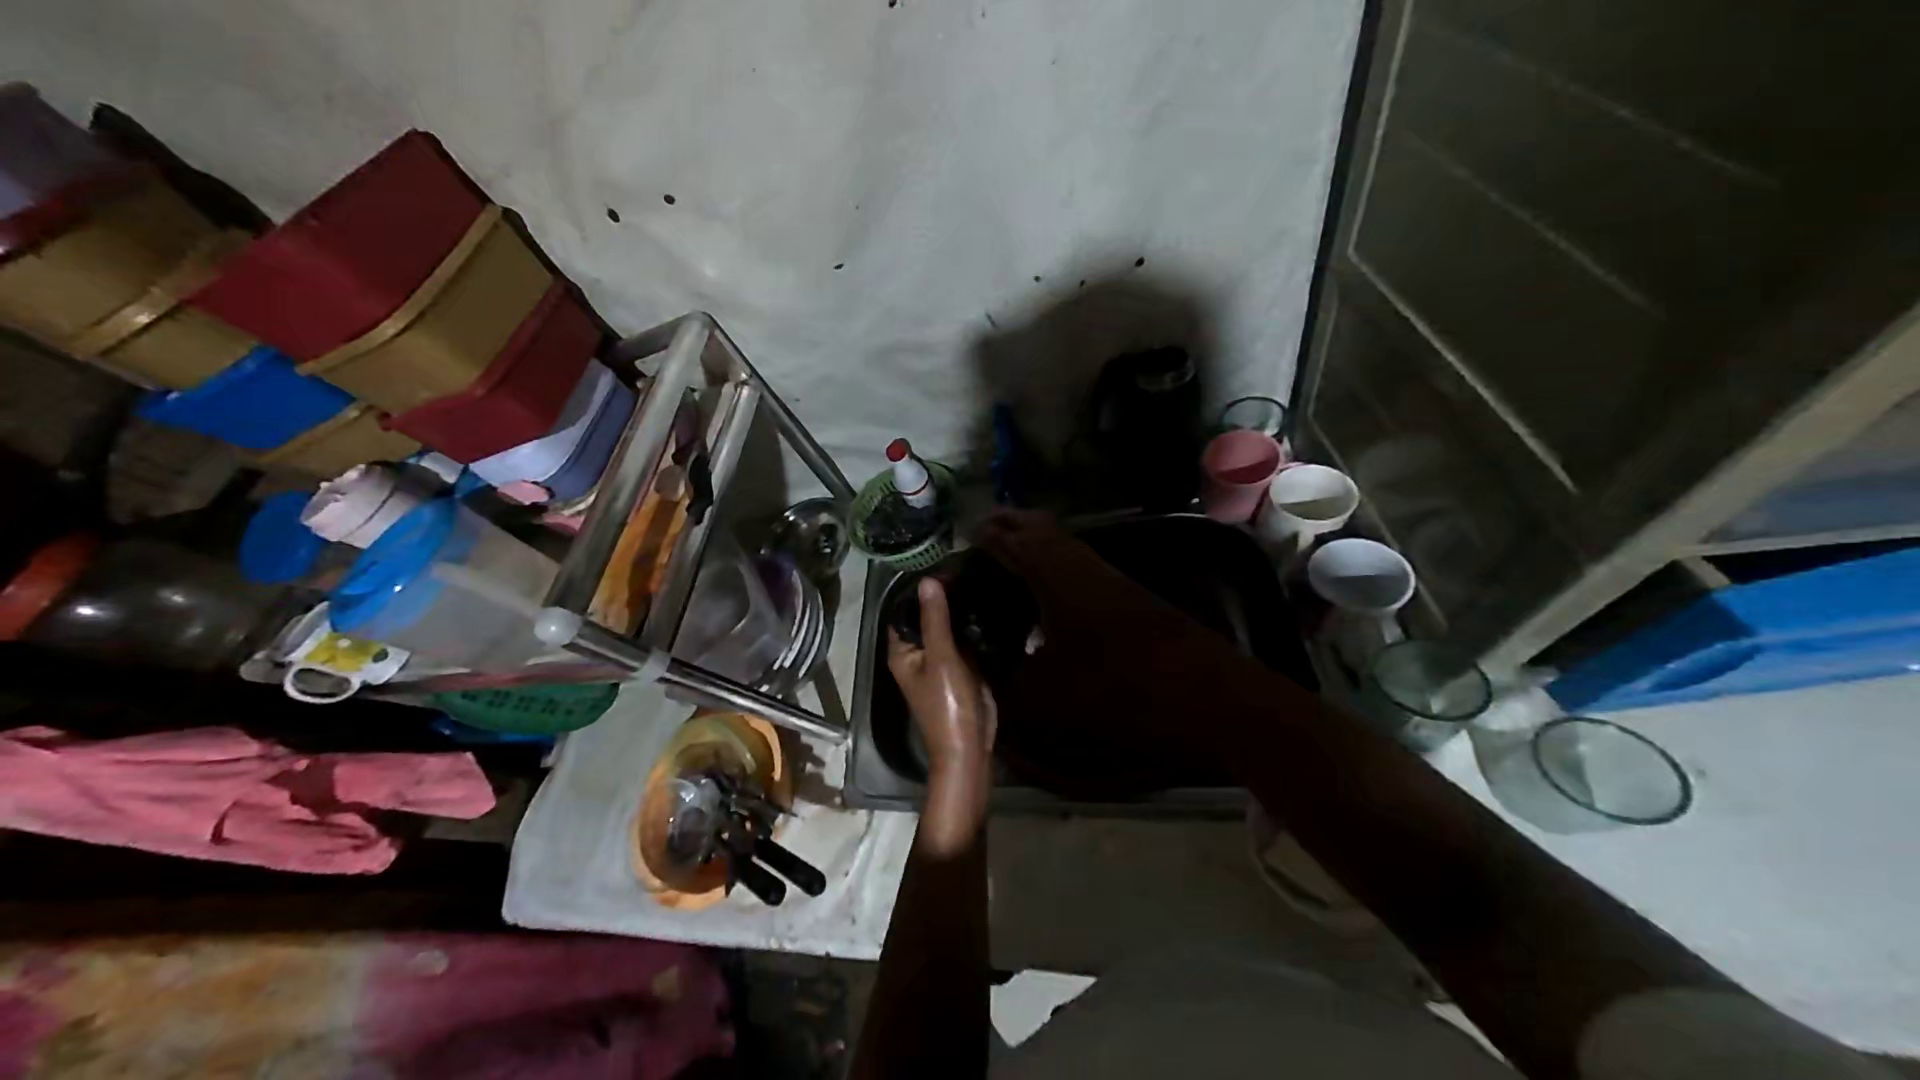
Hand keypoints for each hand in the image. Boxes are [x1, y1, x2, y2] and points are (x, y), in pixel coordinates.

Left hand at [888, 576, 995, 853]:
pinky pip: (965, 642)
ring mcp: (941, 661)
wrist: (969, 747)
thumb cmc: (948, 704)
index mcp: (902, 651)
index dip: (922, 590)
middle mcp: (918, 653)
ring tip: (983, 586)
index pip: (905, 610)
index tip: (947, 569)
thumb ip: (935, 619)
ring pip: (949, 628)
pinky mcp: (962, 669)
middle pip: (928, 617)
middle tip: (971, 573)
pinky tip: (991, 610)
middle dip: (946, 598)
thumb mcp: (941, 658)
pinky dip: (975, 629)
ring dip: (962, 612)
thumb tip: (927, 580)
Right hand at [976, 511, 1259, 796]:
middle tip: (983, 538)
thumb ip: (1005, 686)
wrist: (1200, 691)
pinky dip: (1054, 564)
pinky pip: (1076, 563)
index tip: (964, 539)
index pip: (1011, 542)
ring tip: (1008, 560)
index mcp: (1054, 576)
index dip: (985, 538)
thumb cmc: (1116, 686)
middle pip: (1039, 530)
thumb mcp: (1045, 697)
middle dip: (1009, 528)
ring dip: (1033, 544)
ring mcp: (1106, 576)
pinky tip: (1048, 591)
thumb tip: (981, 678)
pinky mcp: (1124, 593)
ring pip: (1061, 545)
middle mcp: (1080, 565)